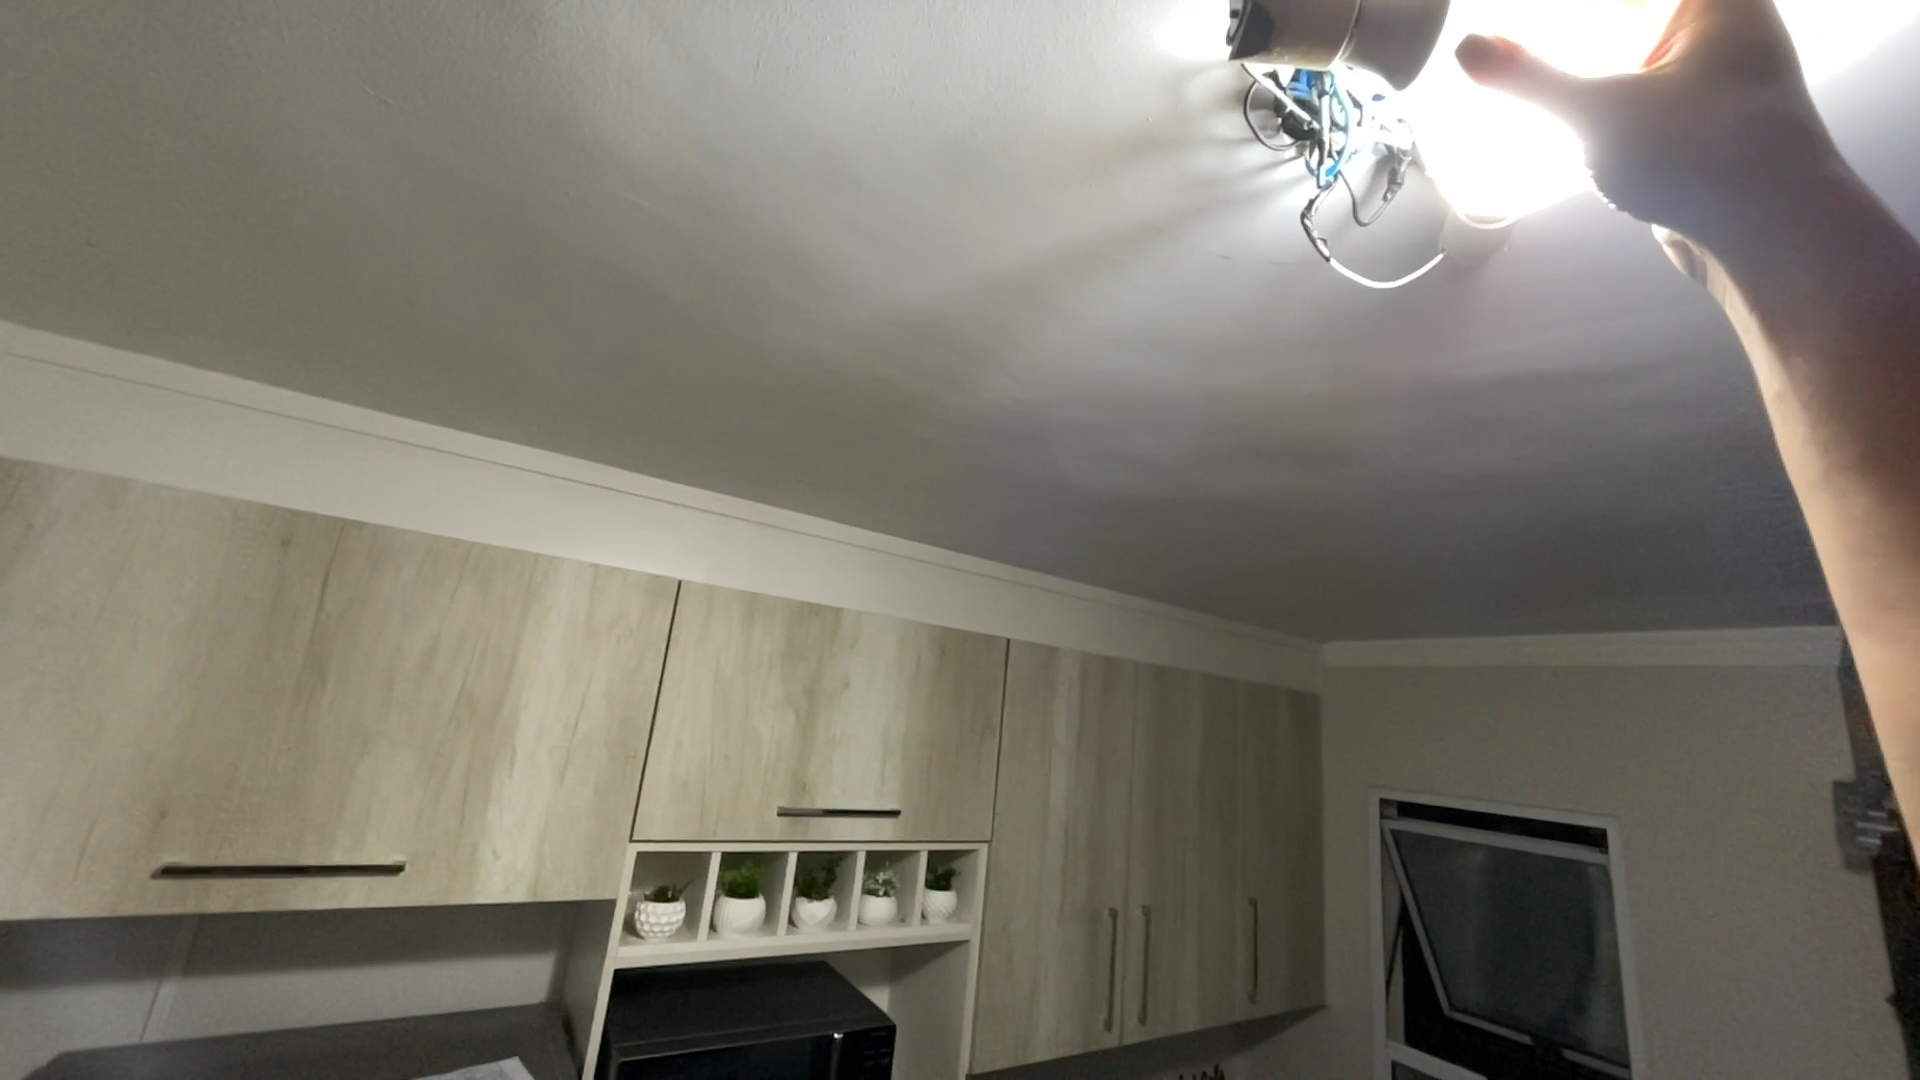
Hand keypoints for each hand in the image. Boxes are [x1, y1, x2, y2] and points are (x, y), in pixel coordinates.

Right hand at [1454, 0, 1840, 261]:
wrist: (1765, 224)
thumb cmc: (1696, 147)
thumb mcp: (1599, 109)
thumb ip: (1531, 79)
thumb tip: (1466, 47)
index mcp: (1719, 4)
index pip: (1636, 0)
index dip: (1579, 11)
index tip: (1526, 19)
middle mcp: (1730, 31)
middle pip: (1640, 25)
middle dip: (1586, 37)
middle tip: (1519, 45)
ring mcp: (1721, 82)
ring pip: (1643, 62)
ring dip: (1594, 71)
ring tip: (1531, 80)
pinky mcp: (1704, 126)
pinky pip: (1646, 100)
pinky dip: (1607, 106)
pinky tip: (1570, 125)